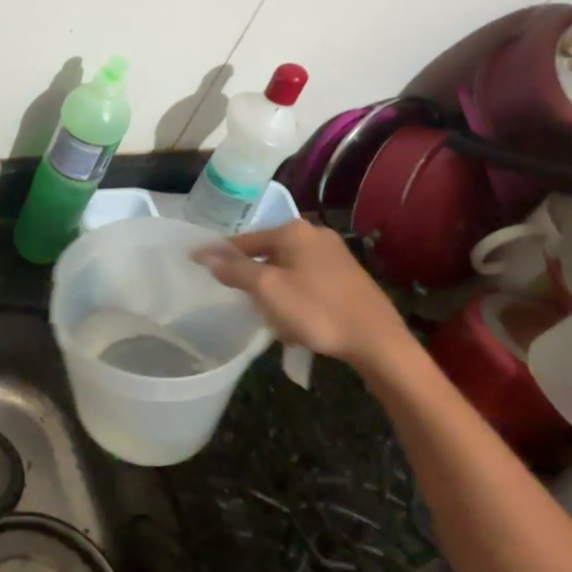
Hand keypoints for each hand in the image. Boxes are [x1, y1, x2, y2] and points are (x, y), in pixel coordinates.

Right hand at [191, 220, 413, 367]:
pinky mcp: (347, 275)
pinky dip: (293, 295)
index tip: (194, 262)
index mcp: (293, 231)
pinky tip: (295, 320)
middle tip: (237, 299)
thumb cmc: (316, 310)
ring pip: (286, 268)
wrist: (377, 340)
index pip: (242, 241)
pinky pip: (306, 280)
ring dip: (273, 290)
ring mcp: (334, 254)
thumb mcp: (267, 290)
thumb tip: (206, 256)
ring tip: (268, 316)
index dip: (217, 254)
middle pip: (266, 253)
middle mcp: (314, 234)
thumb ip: (234, 270)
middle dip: (251, 277)